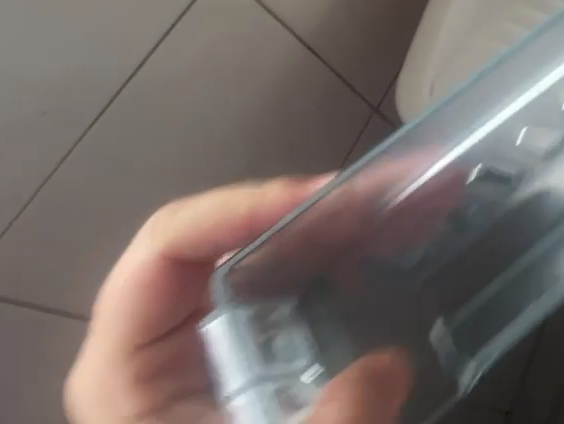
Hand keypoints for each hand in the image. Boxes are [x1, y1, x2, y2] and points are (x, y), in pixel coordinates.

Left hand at [66, 176, 413, 423]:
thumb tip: (389, 367)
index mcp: (134, 373)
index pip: (166, 253)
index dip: (242, 208)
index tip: (330, 197)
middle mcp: (177, 343)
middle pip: (241, 237)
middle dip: (331, 203)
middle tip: (407, 189)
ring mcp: (230, 345)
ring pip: (287, 251)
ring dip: (361, 217)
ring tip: (429, 198)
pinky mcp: (276, 355)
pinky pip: (317, 280)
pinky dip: (368, 250)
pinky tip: (416, 239)